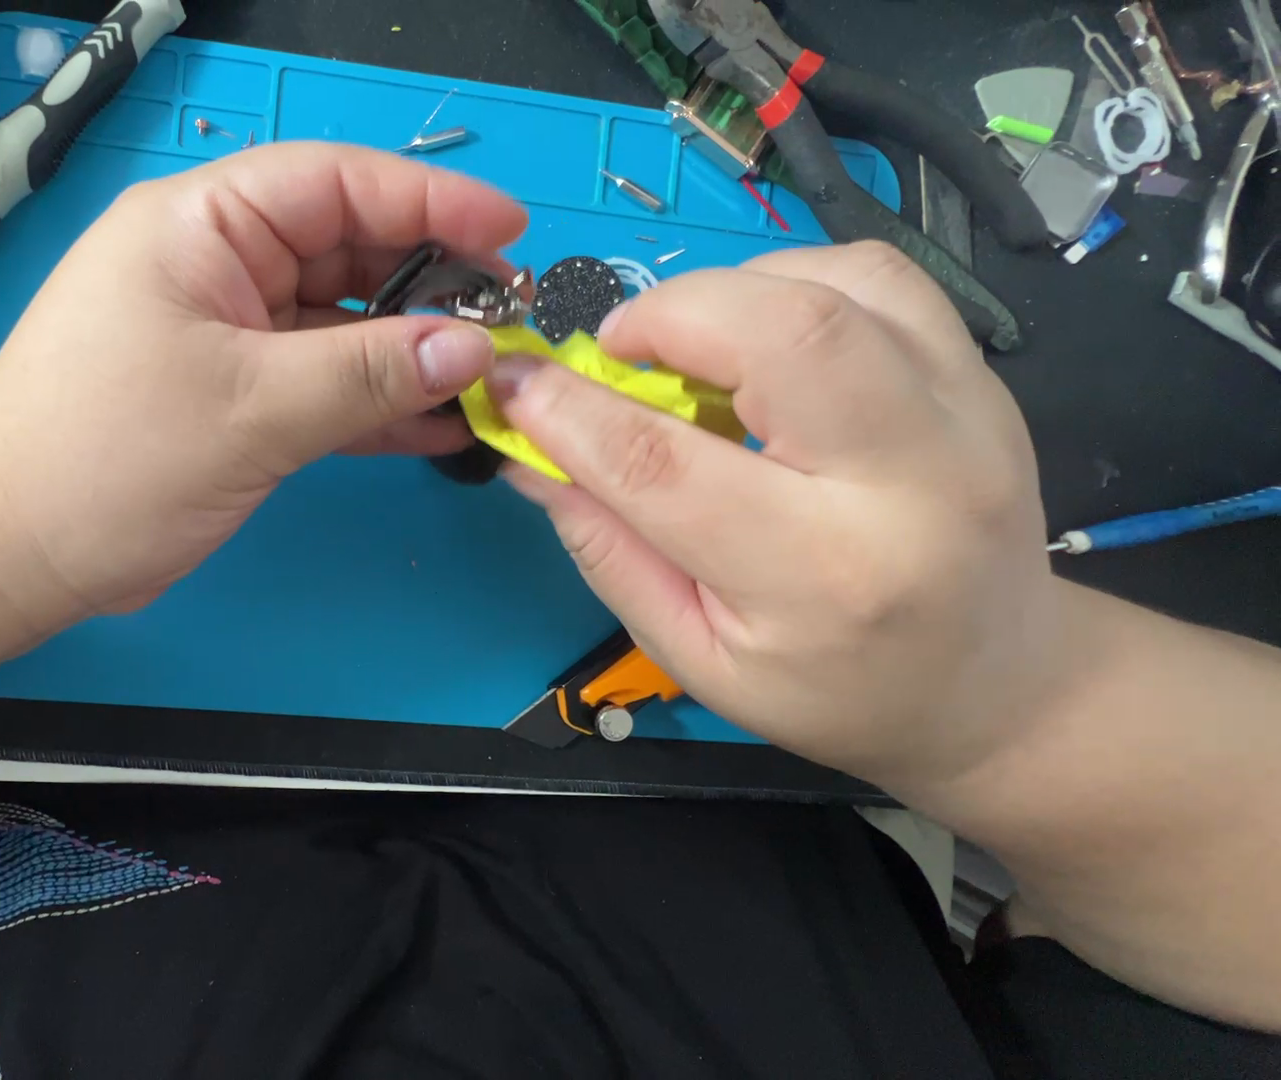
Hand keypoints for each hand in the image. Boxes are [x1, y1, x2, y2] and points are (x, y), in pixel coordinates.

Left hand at [0, 143, 525, 625]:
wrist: (21, 554)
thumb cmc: (110, 461)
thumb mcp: (250, 409)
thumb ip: (367, 374)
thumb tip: (471, 347)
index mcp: (201, 229)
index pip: (332, 185)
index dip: (429, 199)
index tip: (509, 230)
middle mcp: (220, 271)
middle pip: (347, 255)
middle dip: (429, 288)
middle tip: (508, 322)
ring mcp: (232, 340)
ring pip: (343, 329)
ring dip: (411, 356)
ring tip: (488, 378)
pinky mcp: (240, 401)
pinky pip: (323, 389)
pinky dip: (376, 407)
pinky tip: (438, 426)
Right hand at [495, 242, 1064, 785]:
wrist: (995, 686)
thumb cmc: (823, 688)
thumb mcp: (690, 650)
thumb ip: (605, 548)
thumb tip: (525, 457)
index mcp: (813, 577)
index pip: (662, 466)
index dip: (567, 412)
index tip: (510, 382)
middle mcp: (903, 483)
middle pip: (783, 334)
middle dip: (665, 317)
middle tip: (612, 350)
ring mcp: (963, 415)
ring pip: (837, 284)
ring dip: (728, 291)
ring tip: (684, 344)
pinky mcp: (980, 377)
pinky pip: (879, 277)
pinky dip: (791, 279)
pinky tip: (756, 333)